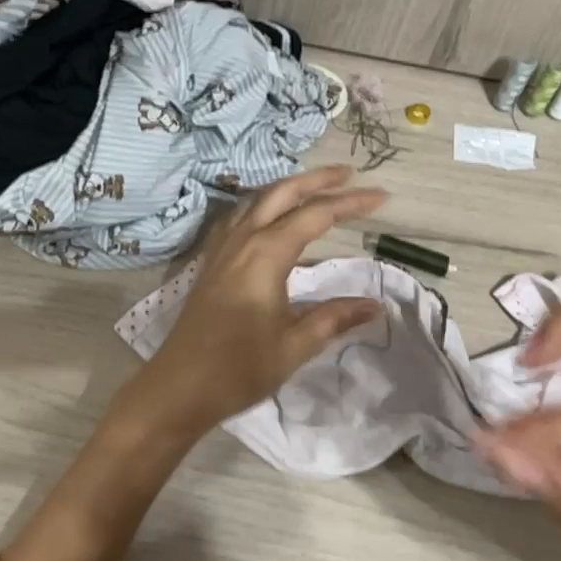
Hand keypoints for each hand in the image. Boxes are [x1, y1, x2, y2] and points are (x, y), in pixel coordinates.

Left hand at [117, 164, 386, 440]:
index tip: (381, 197)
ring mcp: (222, 249)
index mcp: (266, 254)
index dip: (350, 203)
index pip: (316, 215)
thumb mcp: (295, 345)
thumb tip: (375, 305)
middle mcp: (242, 241)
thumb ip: (334, 318)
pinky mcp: (211, 263)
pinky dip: (261, 207)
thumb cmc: (239, 368)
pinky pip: (239, 219)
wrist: (179, 387)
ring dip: (287, 189)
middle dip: (316, 179)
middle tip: (348, 173)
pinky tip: (269, 220)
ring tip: (314, 189)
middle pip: (281, 193)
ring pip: (256, 202)